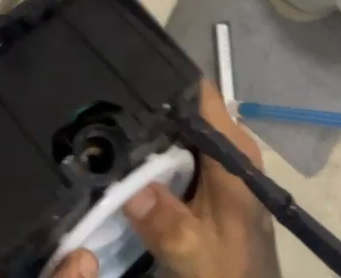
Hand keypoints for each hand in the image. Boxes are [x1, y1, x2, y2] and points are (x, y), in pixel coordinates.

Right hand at [120, 81, 277, 277]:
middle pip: (185, 108)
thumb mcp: (193, 251)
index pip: (200, 93)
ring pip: (180, 130)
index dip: (165, 81)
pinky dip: (158, 154)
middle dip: (149, 109)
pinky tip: (131, 162)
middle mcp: (231, 145)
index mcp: (233, 150)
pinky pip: (181, 150)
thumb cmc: (229, 270)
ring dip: (151, 133)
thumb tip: (128, 189)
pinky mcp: (214, 176)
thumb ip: (164, 221)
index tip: (126, 82)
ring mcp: (223, 160)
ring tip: (111, 131)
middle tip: (107, 111)